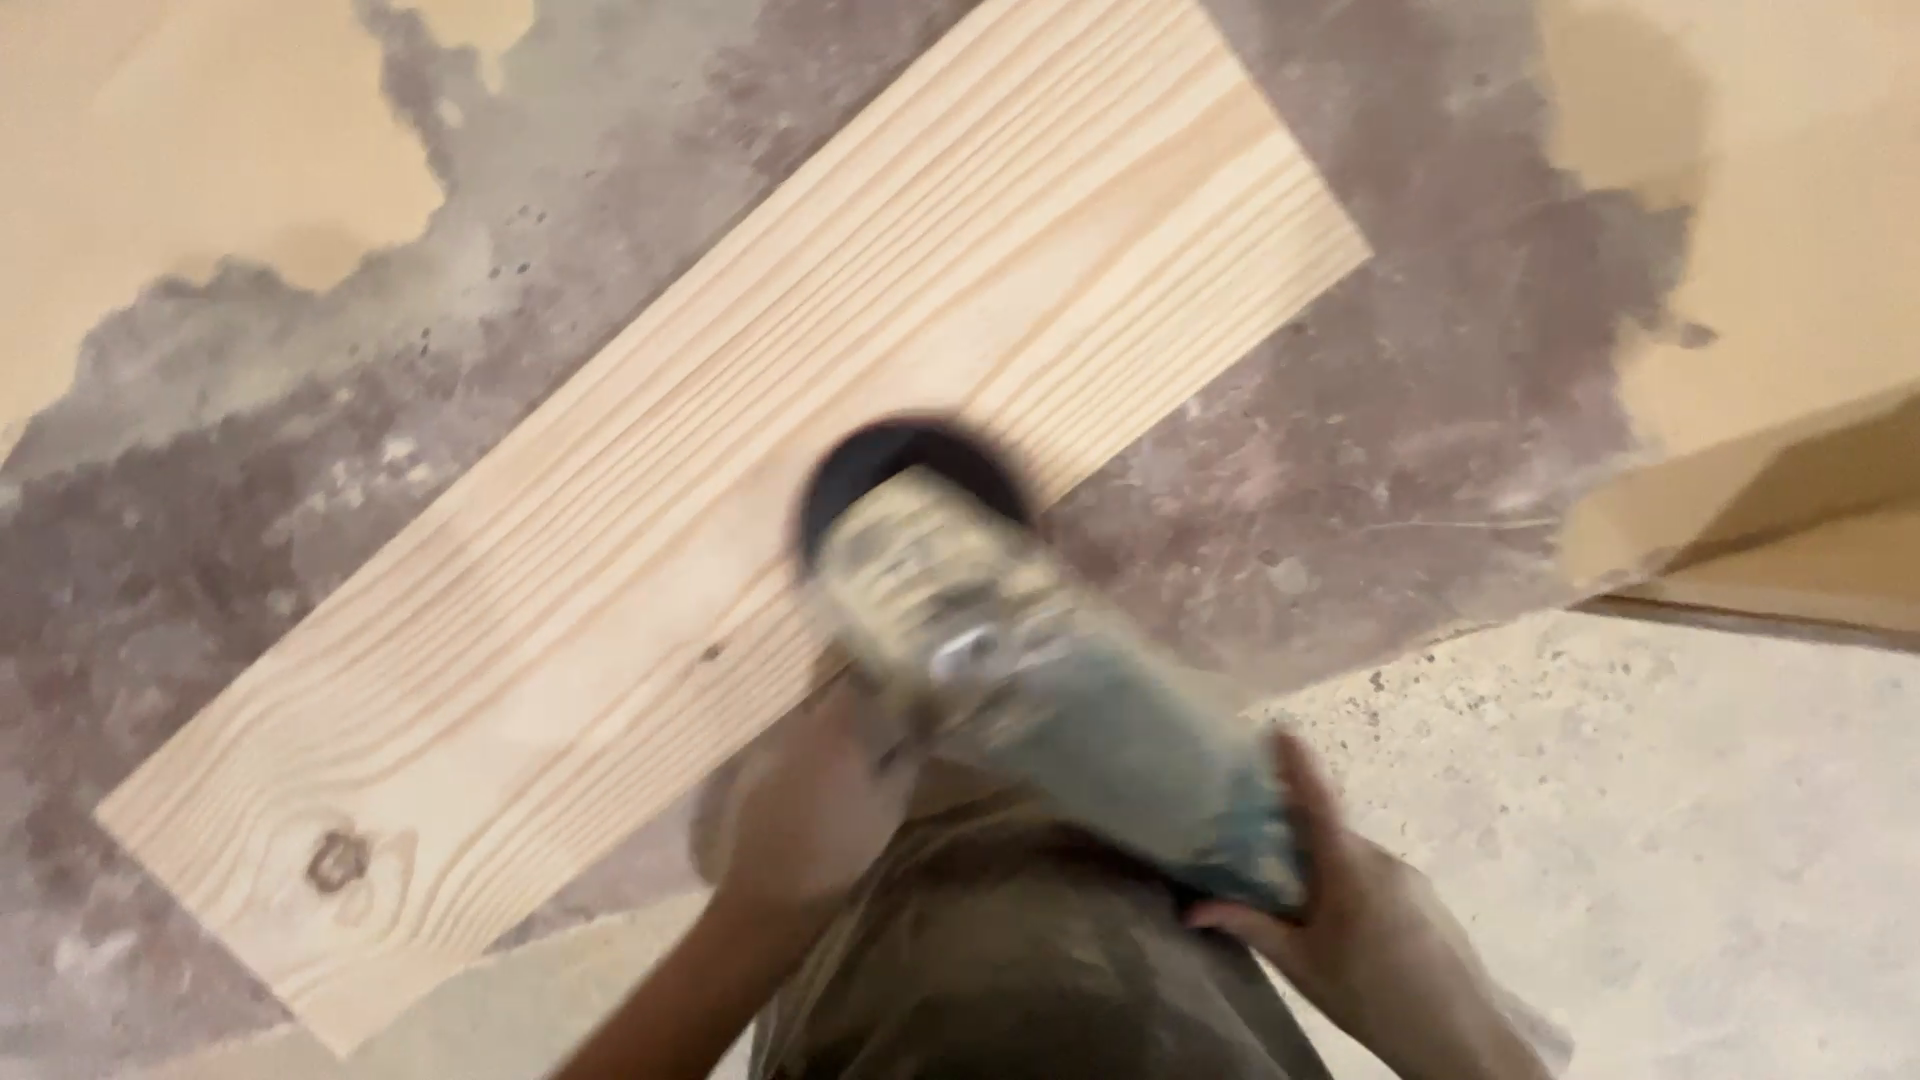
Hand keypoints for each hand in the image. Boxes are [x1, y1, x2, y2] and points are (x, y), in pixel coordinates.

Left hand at [703, 674, 923, 918]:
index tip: (902, 692)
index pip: (860, 679)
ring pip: (813, 721)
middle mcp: (804, 724)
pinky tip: (821, 780)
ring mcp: (776, 745)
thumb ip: (909, 756)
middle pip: (835, 698)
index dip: (882, 681)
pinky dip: (811, 752)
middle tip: (883, 725)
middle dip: (860, 705)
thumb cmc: (843, 847)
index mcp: (839, 727)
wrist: (774, 890)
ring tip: (854, 755)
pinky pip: (793, 745)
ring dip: (835, 730)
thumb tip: (924, 724)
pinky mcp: (758, 768)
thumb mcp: (890, 804)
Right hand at [1188, 731, 1561, 1079]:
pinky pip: (1378, 874)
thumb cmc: (1372, 1000)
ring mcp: (1411, 879)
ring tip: (1308, 910)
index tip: (1280, 729)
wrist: (1467, 1049)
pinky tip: (1351, 930)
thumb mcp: (1301, 964)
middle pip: (1330, 831)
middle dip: (1298, 834)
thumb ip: (1248, 925)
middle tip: (1266, 854)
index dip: (1297, 762)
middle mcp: (1382, 860)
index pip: (1317, 800)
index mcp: (1347, 867)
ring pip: (1354, 856)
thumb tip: (1190, 910)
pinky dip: (1354, 883)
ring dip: (1327, 866)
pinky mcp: (1429, 900)